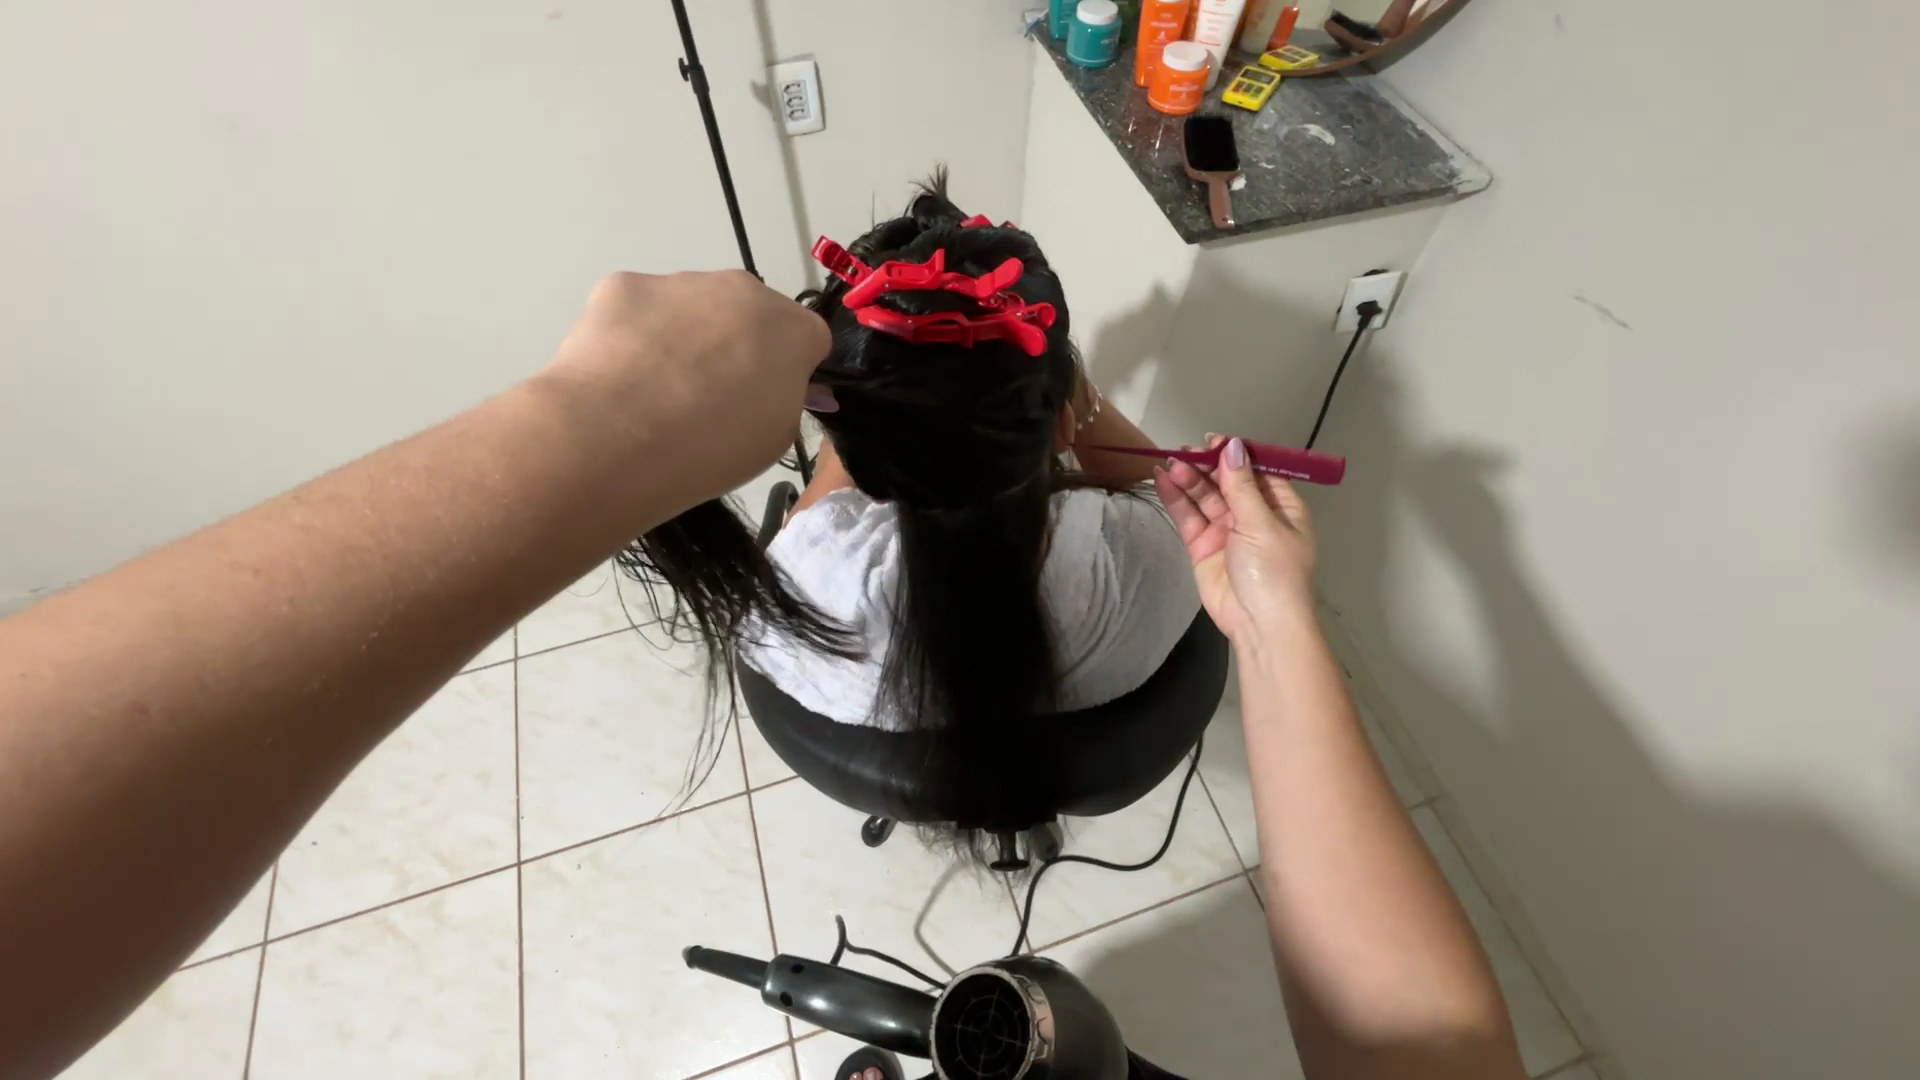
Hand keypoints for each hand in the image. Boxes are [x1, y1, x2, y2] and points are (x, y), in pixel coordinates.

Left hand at [542, 270, 831, 497]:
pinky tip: (624, 375)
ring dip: (690, 337)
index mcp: (794, 329)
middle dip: (742, 345)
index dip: (793, 371)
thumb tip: (787, 386)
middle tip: (715, 396)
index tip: (770, 400)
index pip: (809, 340)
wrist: (621, 436)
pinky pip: (643, 309)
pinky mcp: (624, 284)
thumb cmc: (717, 446)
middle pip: (752, 314)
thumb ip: (789, 400)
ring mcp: (682, 282)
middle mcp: (744, 290)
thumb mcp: (777, 438)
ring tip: (660, 391)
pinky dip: (639, 336)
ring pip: (695, 307)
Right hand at [1154, 435, 1317, 644]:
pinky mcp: (1203, 547)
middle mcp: (1253, 516)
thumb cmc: (1274, 572)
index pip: (1257, 472)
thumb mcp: (1261, 523)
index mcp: (1281, 508)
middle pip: (1227, 482)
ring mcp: (1226, 531)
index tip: (1214, 440)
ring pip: (1205, 497)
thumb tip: (1233, 445)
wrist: (1259, 624)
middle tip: (1185, 450)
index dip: (1236, 455)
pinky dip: (1176, 499)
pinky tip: (1163, 480)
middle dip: (1207, 465)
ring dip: (1189, 479)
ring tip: (1171, 462)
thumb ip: (1242, 485)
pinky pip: (1189, 517)